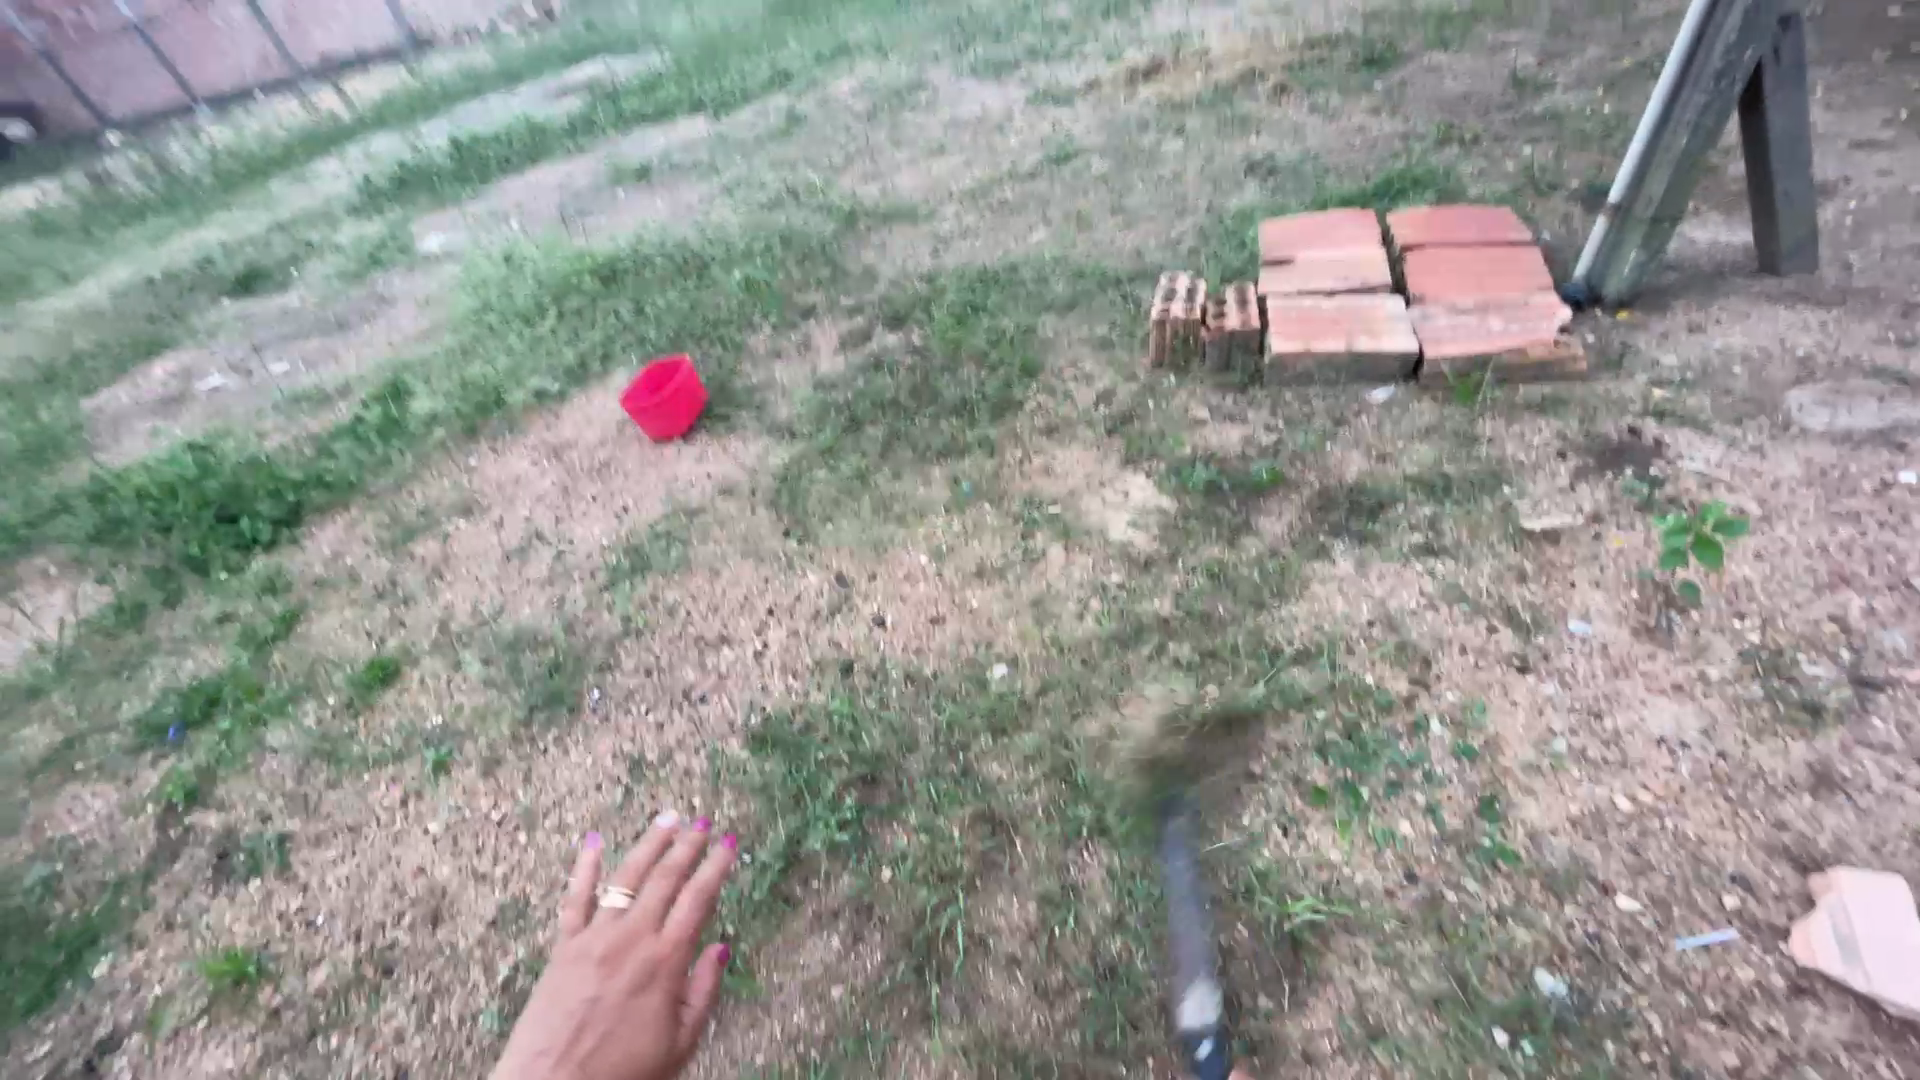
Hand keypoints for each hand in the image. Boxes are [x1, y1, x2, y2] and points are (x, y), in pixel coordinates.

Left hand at [491, 812, 737, 1079]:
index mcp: (665, 961)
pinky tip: (593, 842)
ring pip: (626, 877)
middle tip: (702, 822)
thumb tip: (721, 947)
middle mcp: (632, 940)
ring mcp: (595, 940)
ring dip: (649, 844)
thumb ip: (703, 992)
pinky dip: (584, 868)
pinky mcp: (563, 949)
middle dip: (687, 845)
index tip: (730, 843)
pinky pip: (574, 900)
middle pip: (666, 878)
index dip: (717, 866)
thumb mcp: (679, 1045)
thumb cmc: (621, 1077)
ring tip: (667, 818)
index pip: (699, 899)